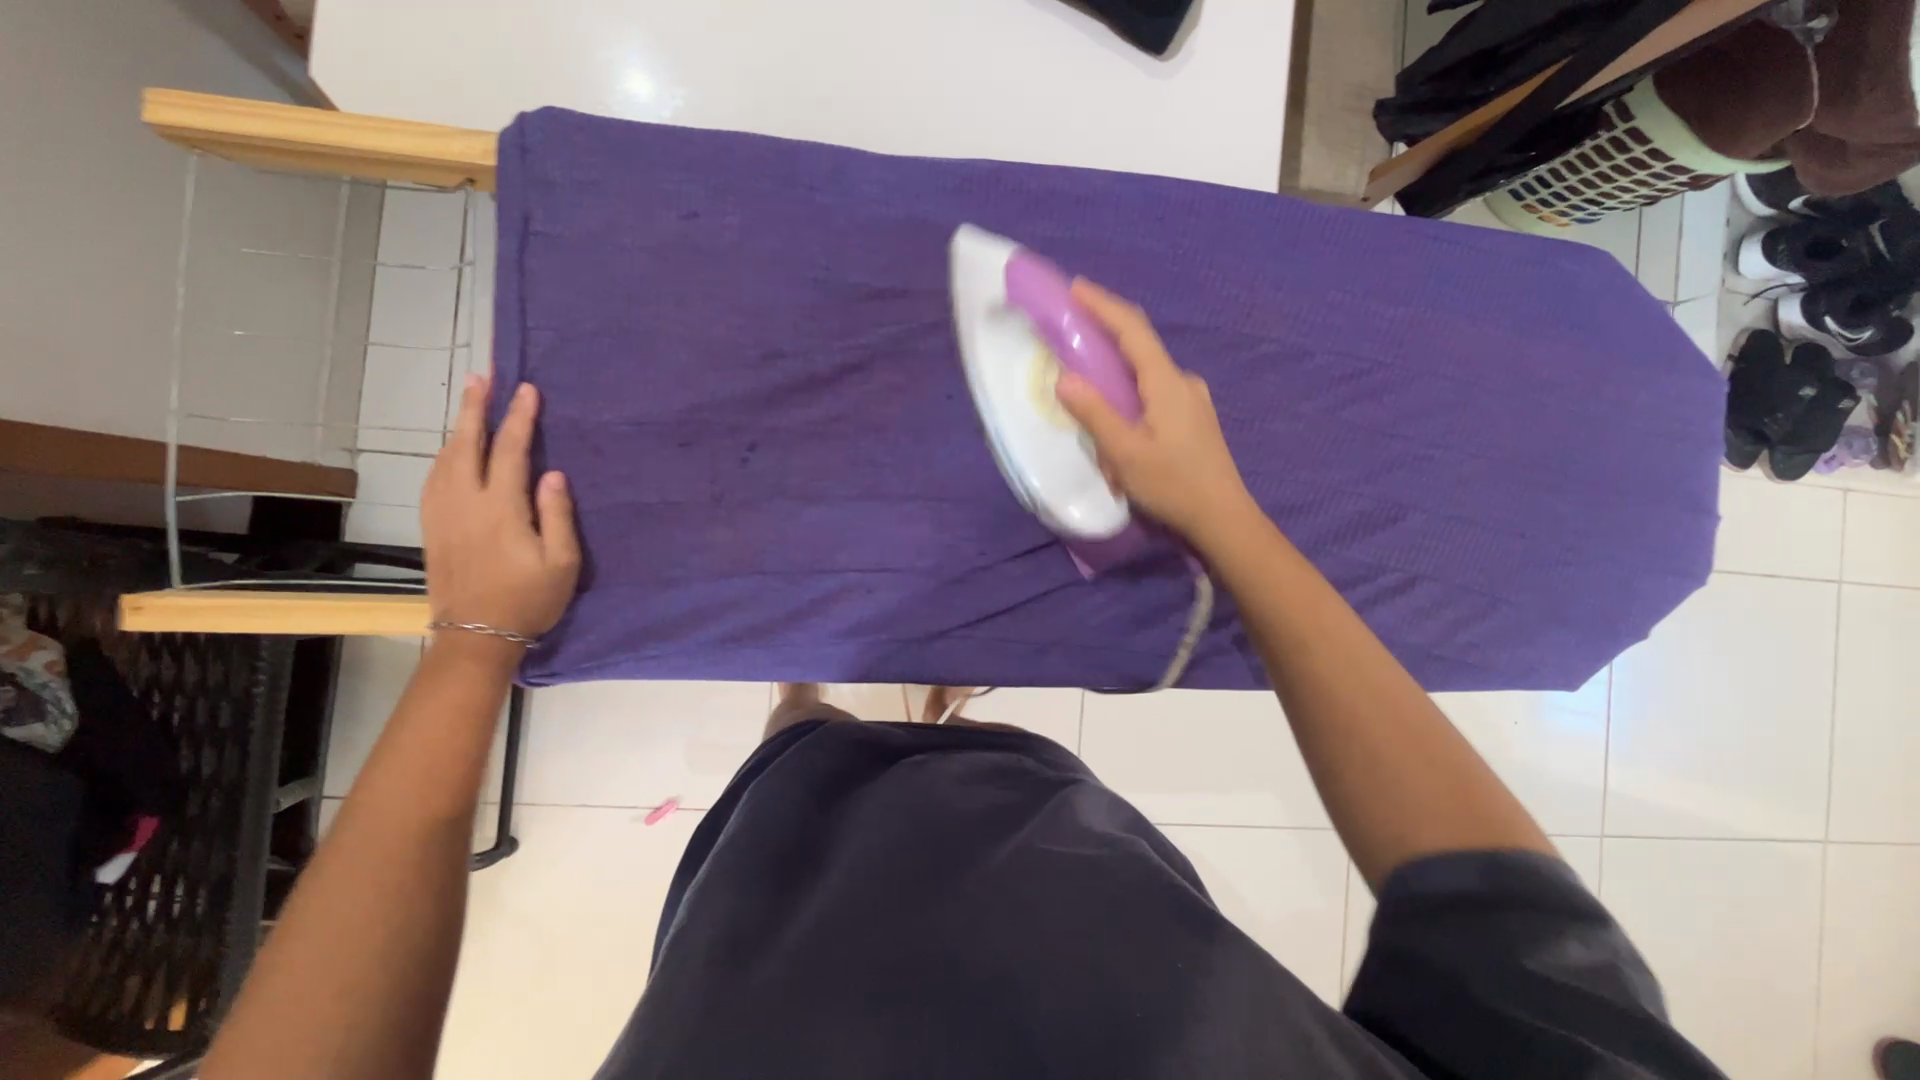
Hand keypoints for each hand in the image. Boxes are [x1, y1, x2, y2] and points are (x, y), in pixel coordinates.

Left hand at [421, 375, 580, 640]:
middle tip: (483, 377)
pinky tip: (452, 450)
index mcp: (501, 509)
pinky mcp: (433, 526)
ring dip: (459, 427)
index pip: (510, 451)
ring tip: (470, 404)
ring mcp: (443, 513)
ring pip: (446, 458)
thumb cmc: (529, 600)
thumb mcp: (562, 563)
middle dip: (476, 408)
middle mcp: (466, 502)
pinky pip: (434, 477)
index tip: (528, 390)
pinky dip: (445, 454)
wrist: (476, 634)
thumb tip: (553, 475)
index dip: (519, 418)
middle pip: (468, 444)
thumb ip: (558, 515)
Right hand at [1054, 279, 1258, 545]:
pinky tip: (1118, 419)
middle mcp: (1183, 382)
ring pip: (1147, 374)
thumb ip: (1094, 414)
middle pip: (1140, 346)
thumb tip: (1065, 378)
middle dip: (1106, 332)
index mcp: (1166, 382)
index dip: (1103, 306)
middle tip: (1073, 327)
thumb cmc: (1173, 486)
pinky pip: (1155, 394)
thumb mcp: (1125, 453)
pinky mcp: (1194, 420)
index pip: (1131, 330)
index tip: (1075, 288)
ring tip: (1088, 386)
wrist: (1223, 519)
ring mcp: (1192, 401)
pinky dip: (1130, 393)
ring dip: (1117, 372)